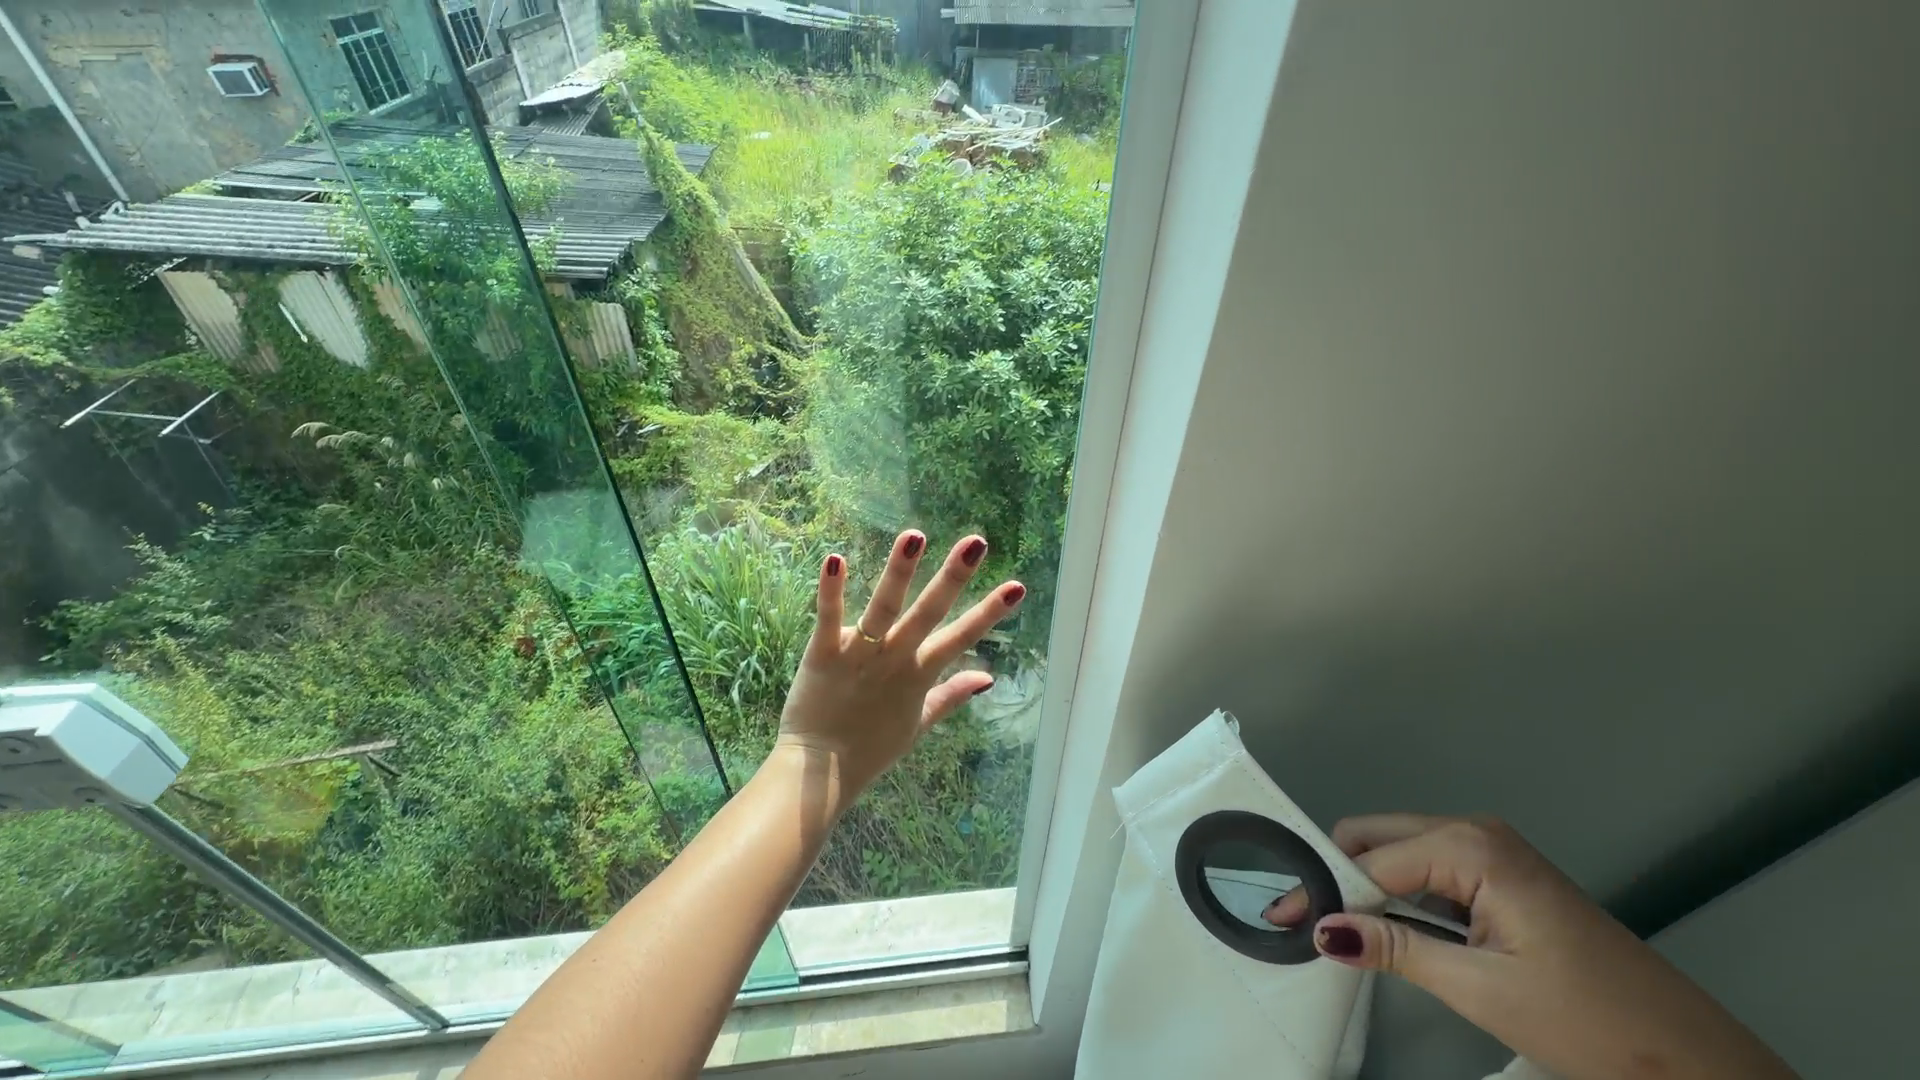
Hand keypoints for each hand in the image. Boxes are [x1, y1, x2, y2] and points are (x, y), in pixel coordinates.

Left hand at [775, 529, 1024, 808]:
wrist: (820, 773)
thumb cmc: (870, 748)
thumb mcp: (920, 723)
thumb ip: (952, 695)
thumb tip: (988, 678)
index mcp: (919, 674)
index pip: (961, 637)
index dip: (990, 613)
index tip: (1017, 587)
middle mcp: (895, 659)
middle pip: (929, 613)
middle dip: (953, 577)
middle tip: (975, 542)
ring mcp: (859, 656)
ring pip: (884, 607)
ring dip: (899, 571)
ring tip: (914, 536)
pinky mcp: (823, 655)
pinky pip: (828, 618)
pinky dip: (831, 590)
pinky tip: (835, 559)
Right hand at [1266, 815, 1797, 1079]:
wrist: (1693, 1056)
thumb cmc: (1589, 1019)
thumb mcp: (1481, 987)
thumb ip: (1395, 948)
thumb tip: (1321, 929)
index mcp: (1470, 847)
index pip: (1371, 860)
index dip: (1323, 890)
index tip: (1281, 920)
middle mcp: (1476, 832)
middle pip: (1377, 838)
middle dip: (1335, 875)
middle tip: (1301, 920)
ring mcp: (1491, 851)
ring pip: (1399, 852)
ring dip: (1363, 885)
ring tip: (1331, 924)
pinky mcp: (1501, 875)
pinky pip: (1427, 869)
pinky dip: (1396, 893)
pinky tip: (1379, 923)